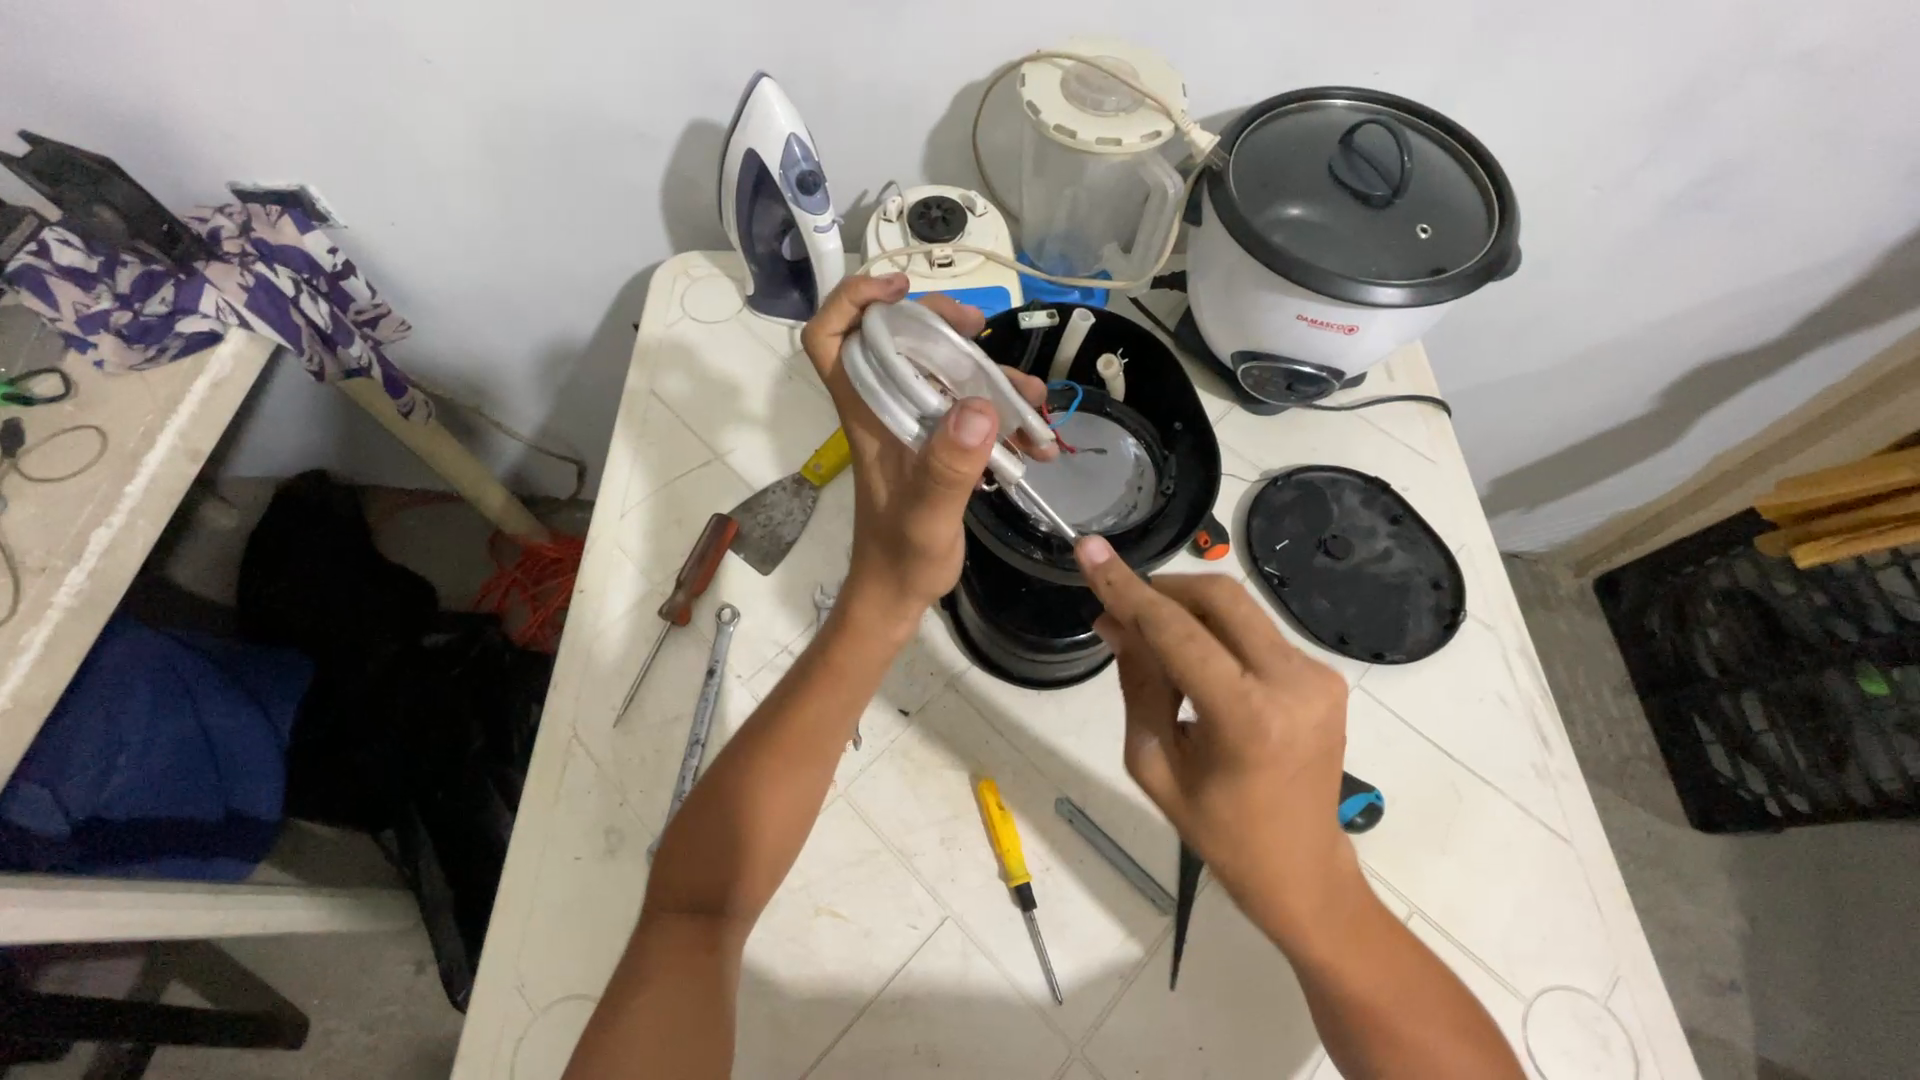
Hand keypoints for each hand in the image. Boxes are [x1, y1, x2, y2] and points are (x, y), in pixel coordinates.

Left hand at [801, 273, 1051, 625]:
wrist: (899, 594)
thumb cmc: (901, 558)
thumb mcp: (927, 518)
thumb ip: (948, 469)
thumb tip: (978, 408)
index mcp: (867, 413)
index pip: (832, 339)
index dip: (854, 301)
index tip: (902, 291)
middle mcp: (885, 409)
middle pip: (898, 340)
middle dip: (940, 325)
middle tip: (980, 331)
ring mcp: (912, 426)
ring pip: (942, 373)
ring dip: (989, 375)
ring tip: (1035, 404)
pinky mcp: (935, 445)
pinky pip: (966, 409)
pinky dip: (1001, 414)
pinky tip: (1036, 440)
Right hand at [1073, 535, 1363, 942]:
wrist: (1303, 868)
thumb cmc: (1219, 830)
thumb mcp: (1155, 763)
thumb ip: (1138, 685)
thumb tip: (1117, 624)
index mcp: (1248, 717)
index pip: (1177, 632)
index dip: (1128, 589)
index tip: (1090, 551)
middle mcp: (1293, 683)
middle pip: (1219, 598)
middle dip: (1162, 590)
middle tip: (1119, 606)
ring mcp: (1317, 676)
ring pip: (1238, 610)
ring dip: (1186, 612)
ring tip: (1148, 644)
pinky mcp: (1323, 676)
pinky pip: (1255, 633)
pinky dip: (1214, 634)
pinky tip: (1192, 663)